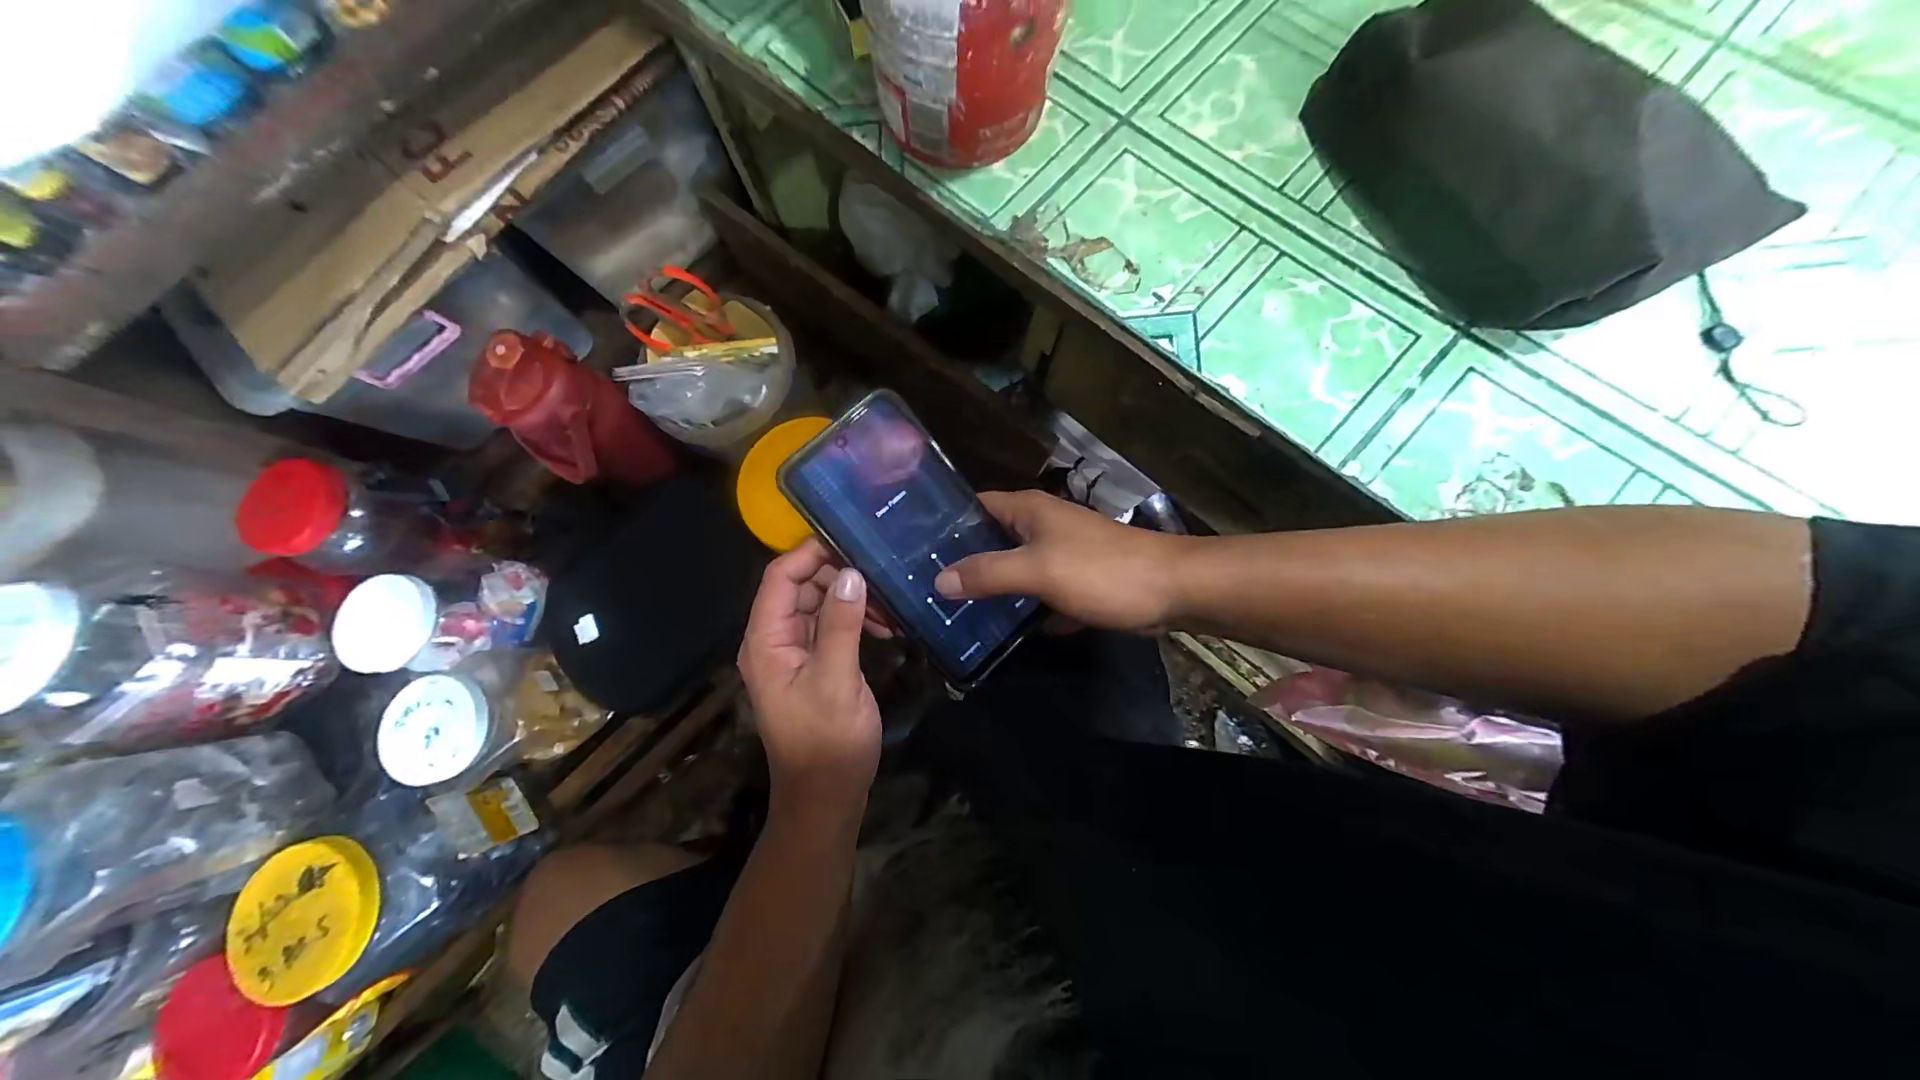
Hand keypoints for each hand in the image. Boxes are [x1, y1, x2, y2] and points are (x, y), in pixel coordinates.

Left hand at [738, 540, 882, 808]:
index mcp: (766, 641)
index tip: (853, 541)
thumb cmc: (828, 742)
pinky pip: (829, 626)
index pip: (779, 578)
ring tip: (889, 606)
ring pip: (817, 604)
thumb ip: (841, 625)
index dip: (811, 554)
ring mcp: (792, 653)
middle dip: (838, 576)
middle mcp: (773, 641)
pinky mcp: (812, 665)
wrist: (826, 797)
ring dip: (850, 598)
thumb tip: (851, 573)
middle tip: (881, 575)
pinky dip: (854, 620)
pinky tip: (885, 626)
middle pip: (799, 586)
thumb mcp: (836, 680)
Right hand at [935, 490, 1185, 632]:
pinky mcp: (1076, 581)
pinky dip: (1023, 606)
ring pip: (1014, 568)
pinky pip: (1038, 591)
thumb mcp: (1038, 571)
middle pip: (991, 538)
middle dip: (963, 561)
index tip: (911, 546)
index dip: (944, 522)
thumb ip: (987, 573)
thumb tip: (939, 580)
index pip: (974, 505)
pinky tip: (1000, 629)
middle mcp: (1042, 525)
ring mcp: (1060, 553)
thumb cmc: (1102, 572)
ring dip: (991, 587)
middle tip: (925, 587)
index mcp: (1028, 510)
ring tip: (952, 610)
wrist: (1172, 591)